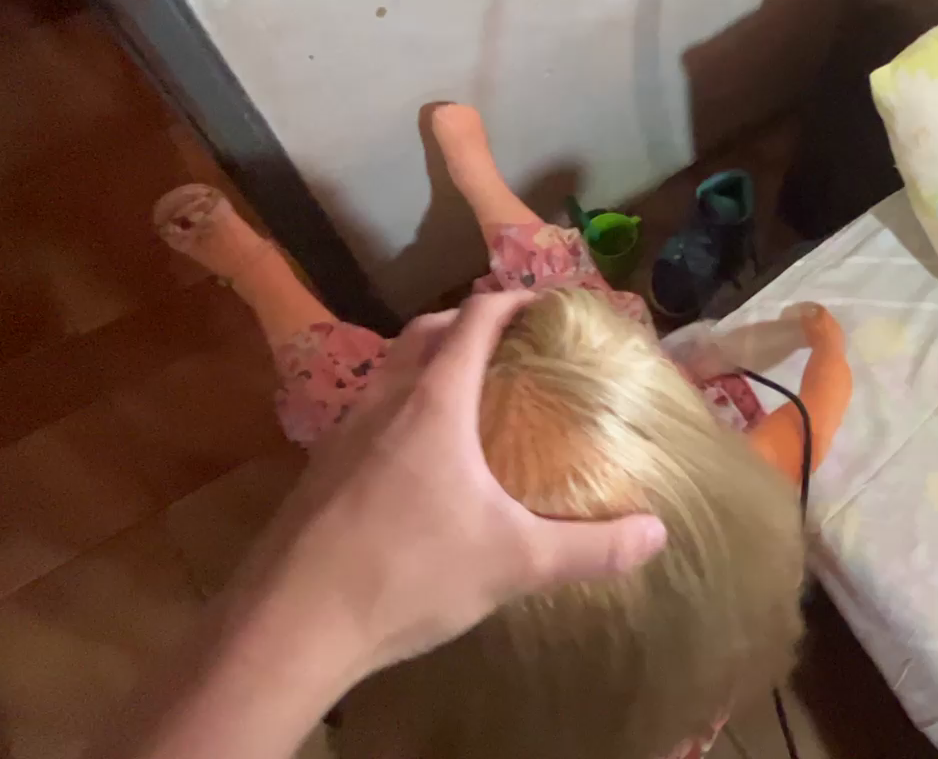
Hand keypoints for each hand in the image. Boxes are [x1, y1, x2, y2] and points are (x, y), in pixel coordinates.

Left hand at [247, 291, 668, 676]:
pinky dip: (401, 403)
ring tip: (470, 390)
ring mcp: (341, 436)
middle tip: (513, 341)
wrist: (279, 637)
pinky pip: (367, 411)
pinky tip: (419, 455)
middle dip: (470, 321)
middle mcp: (384, 404)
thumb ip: (592, 549)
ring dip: (429, 359)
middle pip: (426, 331)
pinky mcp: (317, 473)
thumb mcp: (514, 563)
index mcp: (434, 404)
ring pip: (389, 369)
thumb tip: (658, 535)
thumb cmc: (405, 575)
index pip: (474, 319)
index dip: (512, 299)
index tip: (546, 304)